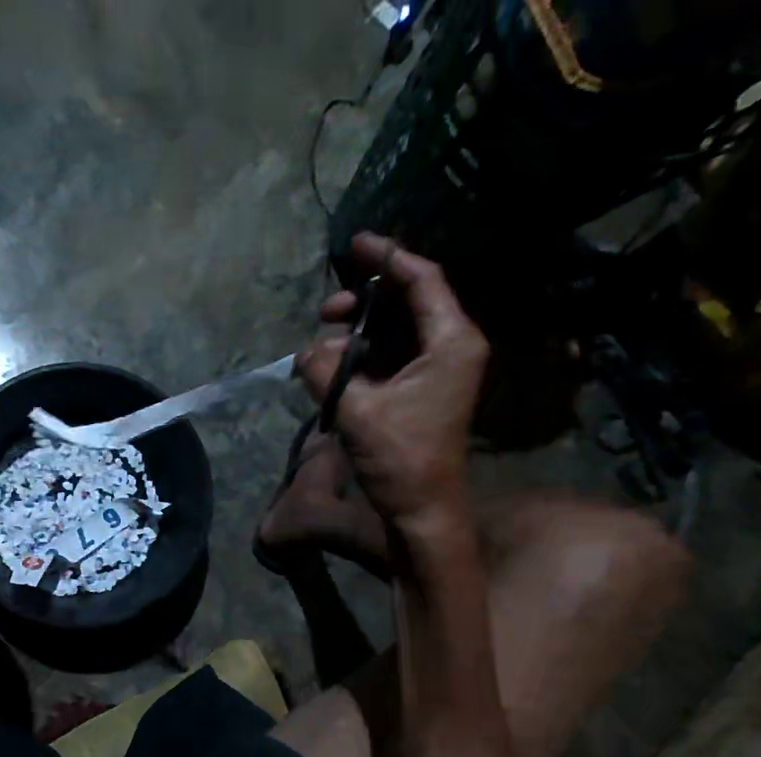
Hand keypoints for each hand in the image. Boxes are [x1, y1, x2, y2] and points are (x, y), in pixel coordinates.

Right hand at [296, 234, 488, 527]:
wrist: (421, 508)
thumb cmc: (401, 458)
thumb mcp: (357, 410)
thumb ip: (326, 371)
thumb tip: (308, 351)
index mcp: (451, 342)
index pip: (423, 281)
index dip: (389, 257)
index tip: (356, 243)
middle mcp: (449, 347)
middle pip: (406, 302)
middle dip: (363, 301)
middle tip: (326, 311)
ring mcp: (434, 370)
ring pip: (393, 329)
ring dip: (356, 330)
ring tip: (322, 346)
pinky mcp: (417, 390)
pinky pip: (386, 355)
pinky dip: (358, 354)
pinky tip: (330, 365)